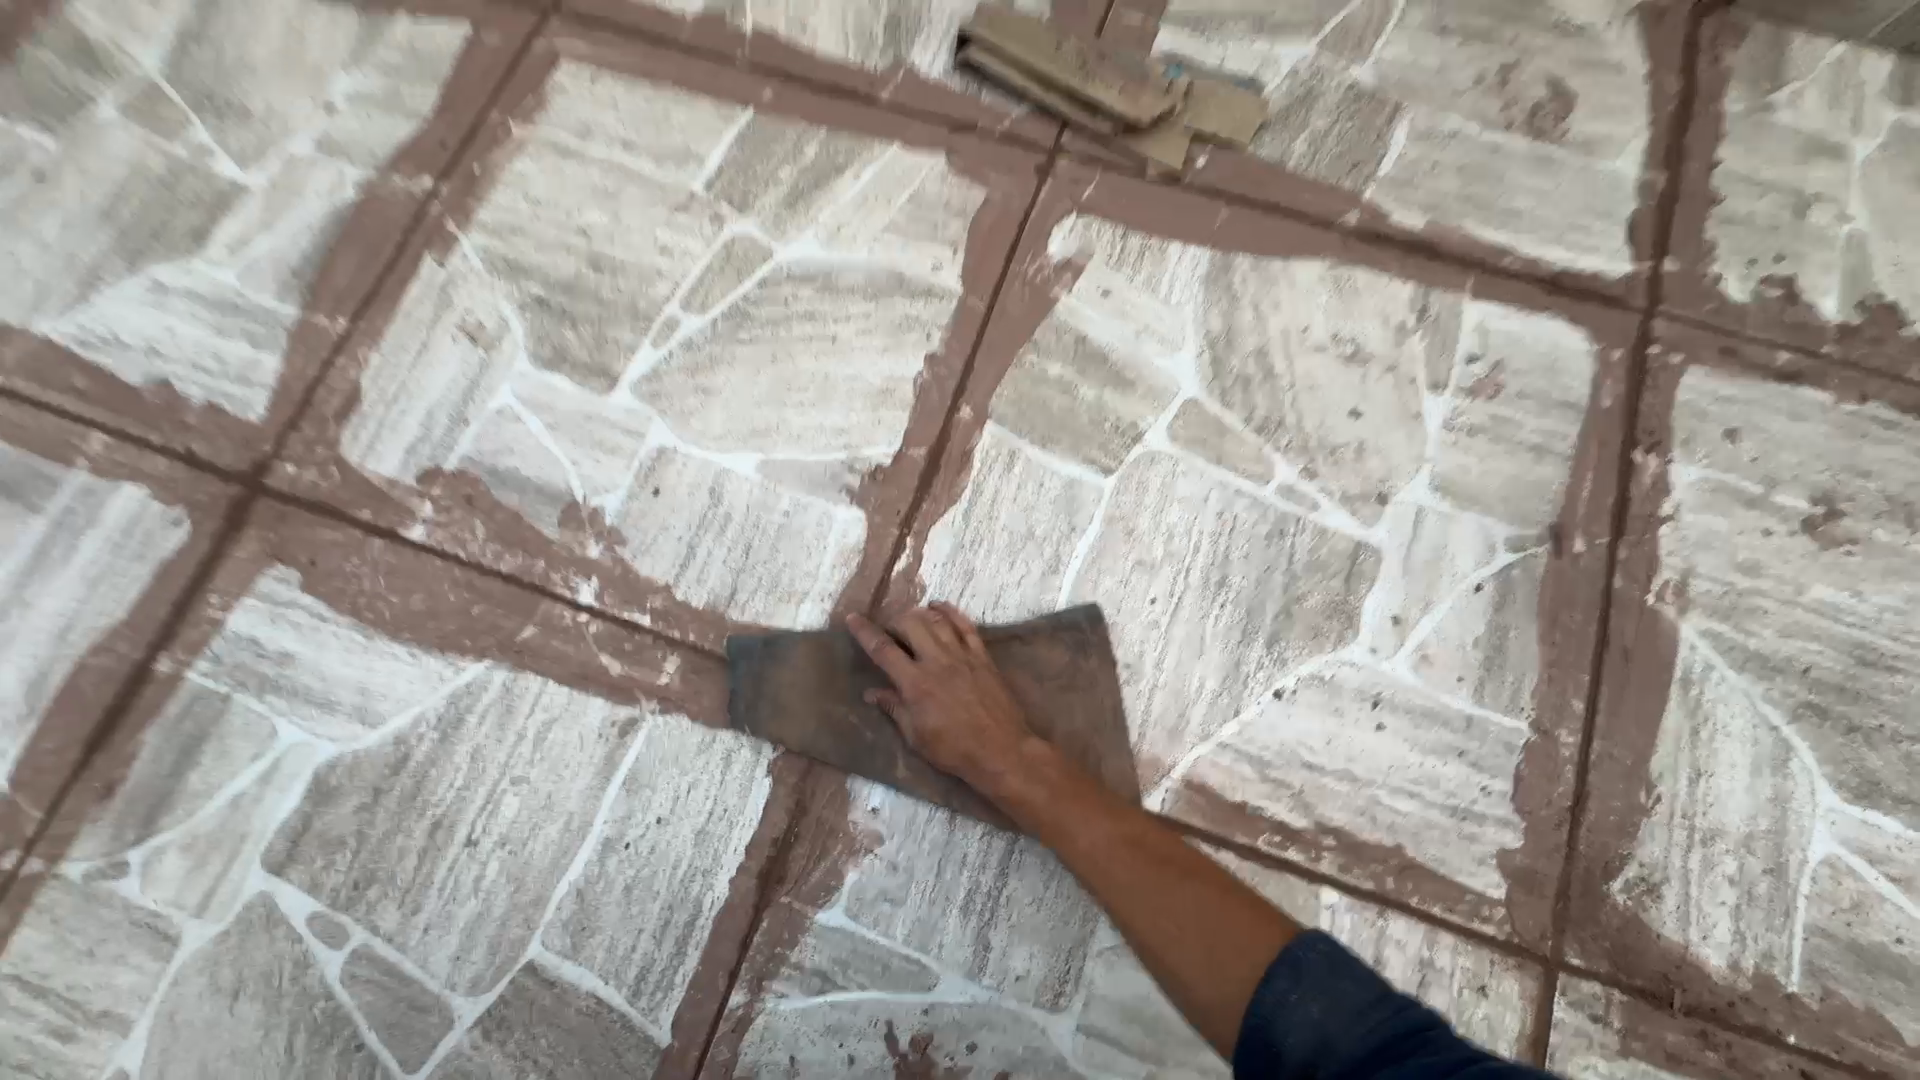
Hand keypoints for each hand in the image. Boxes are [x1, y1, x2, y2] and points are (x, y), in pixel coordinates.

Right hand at [846, 603, 1042, 792]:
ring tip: (910, 617)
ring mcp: (962, 655)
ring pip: (936, 620)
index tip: (852, 618)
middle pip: (909, 624)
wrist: (1001, 750)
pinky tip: (939, 607)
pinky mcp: (982, 656)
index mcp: (915, 684)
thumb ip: (894, 709)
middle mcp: (937, 661)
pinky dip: (950, 612)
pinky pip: (965, 624)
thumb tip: (871, 693)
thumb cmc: (954, 750)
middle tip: (888, 629)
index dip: (865, 631)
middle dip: (893, 620)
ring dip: (919, 613)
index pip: (883, 650)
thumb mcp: (916, 737)